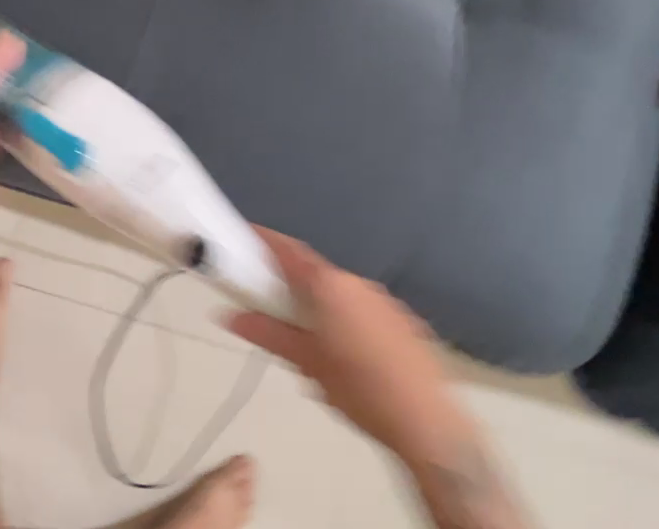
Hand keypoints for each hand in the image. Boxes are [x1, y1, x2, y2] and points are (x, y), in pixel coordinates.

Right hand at [224, 228, 449, 452]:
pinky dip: (342, 316)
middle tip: (266, 303)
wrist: (428, 422)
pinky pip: (361, 308)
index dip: (264, 240)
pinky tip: (342, 351)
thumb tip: (230, 315)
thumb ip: (268, 334)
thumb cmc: (359, 388)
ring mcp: (383, 300)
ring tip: (304, 336)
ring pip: (338, 292)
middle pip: (313, 272)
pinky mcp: (402, 320)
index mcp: (329, 286)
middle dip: (288, 282)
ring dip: (317, 302)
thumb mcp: (306, 363)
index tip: (242, 237)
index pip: (289, 250)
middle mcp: (356, 282)